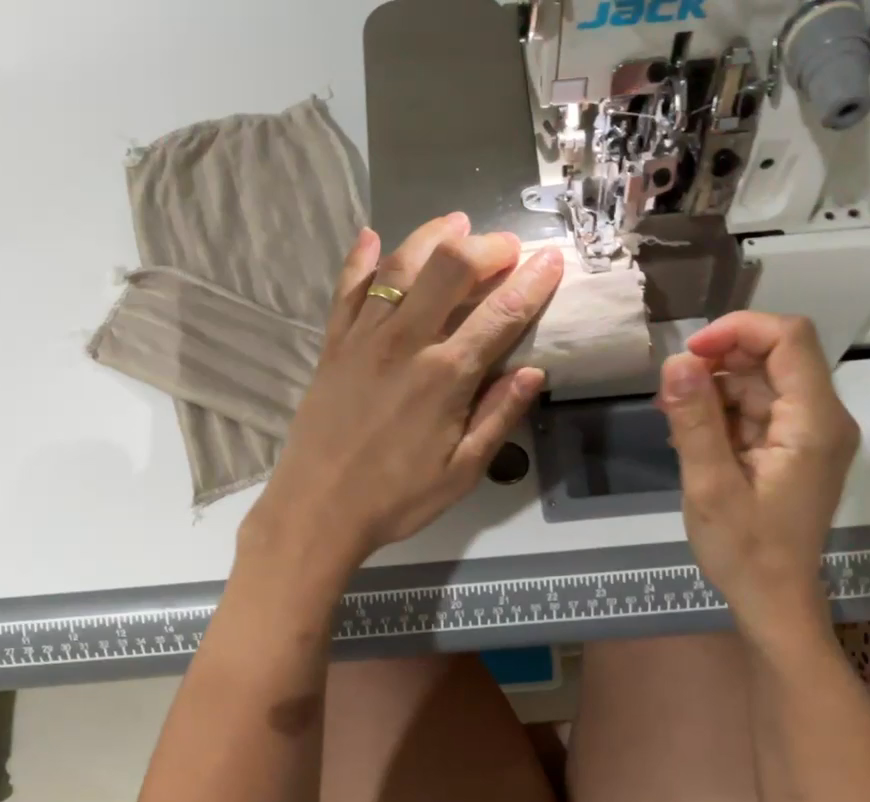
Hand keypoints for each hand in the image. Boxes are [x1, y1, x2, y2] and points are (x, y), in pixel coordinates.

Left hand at [244, 213, 564, 571]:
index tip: (552, 260)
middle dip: (485, 247)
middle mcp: (405, 343)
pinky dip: (361, 259)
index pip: (500, 313)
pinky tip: (373, 237)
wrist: (317, 510)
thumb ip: (498, 418)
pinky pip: (348, 288)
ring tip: (457, 222)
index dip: (532, 282)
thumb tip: (533, 372)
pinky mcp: (332, 345)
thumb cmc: (396, 499)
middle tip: (506, 247)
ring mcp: (363, 338)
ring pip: (399, 266)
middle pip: (450, 268)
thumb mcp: (462, 474)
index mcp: (446, 376)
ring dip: (432, 236)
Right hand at [656, 313, 859, 637]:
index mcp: (814, 423)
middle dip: (721, 362)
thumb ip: (695, 421)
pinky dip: (727, 415)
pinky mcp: (798, 451)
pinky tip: (692, 436)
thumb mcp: (710, 486)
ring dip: (718, 390)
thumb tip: (676, 362)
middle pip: (777, 357)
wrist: (774, 601)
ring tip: (674, 419)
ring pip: (765, 383)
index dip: (738, 330)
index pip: (789, 339)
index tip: (689, 353)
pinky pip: (762, 412)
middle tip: (672, 391)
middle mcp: (824, 419)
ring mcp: (813, 435)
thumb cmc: (745, 551)